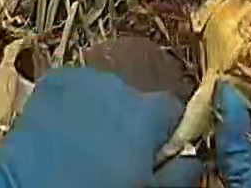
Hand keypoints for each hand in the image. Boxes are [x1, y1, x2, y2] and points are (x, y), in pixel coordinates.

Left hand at [0, 66, 204, 187]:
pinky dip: (73, 107)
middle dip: (130, 125)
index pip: (172, 108)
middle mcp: (119, 84)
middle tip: (114, 161)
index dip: (167, 134)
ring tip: (84, 150)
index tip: (155, 155)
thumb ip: (178, 173)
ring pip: (105, 94)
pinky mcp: (54, 79)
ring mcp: (84, 78)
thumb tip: (196, 155)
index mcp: (145, 113)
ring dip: (102, 114)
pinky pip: (75, 88)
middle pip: (137, 101)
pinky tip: (62, 135)